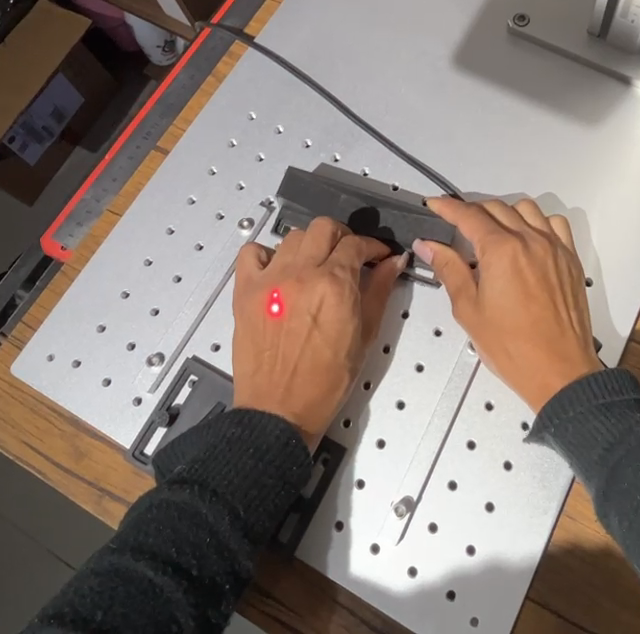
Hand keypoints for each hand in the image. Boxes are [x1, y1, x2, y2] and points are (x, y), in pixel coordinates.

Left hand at [232, 217, 406, 447]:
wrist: (280, 411)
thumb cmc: (326, 381)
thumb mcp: (365, 335)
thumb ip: (380, 291)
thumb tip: (394, 262)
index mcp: (335, 285)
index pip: (356, 243)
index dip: (371, 246)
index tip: (376, 255)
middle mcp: (302, 274)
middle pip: (324, 227)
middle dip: (342, 237)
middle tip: (348, 255)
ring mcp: (270, 280)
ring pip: (293, 237)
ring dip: (309, 246)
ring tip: (315, 266)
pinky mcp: (245, 291)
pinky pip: (252, 252)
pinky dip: (266, 254)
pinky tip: (278, 270)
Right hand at [414, 197, 601, 412]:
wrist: (559, 371)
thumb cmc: (514, 347)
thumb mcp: (469, 309)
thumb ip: (449, 269)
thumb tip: (428, 246)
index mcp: (501, 250)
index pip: (469, 215)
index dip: (448, 207)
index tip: (436, 205)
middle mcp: (529, 240)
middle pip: (496, 207)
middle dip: (473, 211)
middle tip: (457, 224)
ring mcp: (554, 247)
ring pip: (527, 208)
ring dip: (505, 213)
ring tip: (492, 232)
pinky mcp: (570, 259)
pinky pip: (555, 224)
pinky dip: (538, 222)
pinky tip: (528, 238)